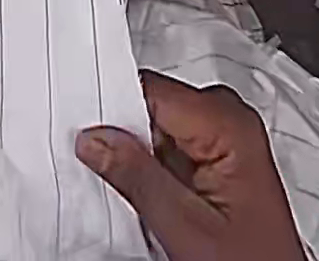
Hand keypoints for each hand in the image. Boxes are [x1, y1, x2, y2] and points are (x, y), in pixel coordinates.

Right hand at [77, 72, 302, 260]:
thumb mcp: (186, 228)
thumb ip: (137, 176)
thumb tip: (96, 138)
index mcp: (228, 122)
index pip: (152, 89)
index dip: (116, 108)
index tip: (88, 130)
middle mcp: (230, 117)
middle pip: (155, 102)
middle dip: (128, 133)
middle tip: (107, 165)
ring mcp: (226, 133)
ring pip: (160, 122)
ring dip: (140, 152)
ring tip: (141, 192)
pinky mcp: (219, 151)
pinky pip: (171, 139)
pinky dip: (153, 163)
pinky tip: (153, 193)